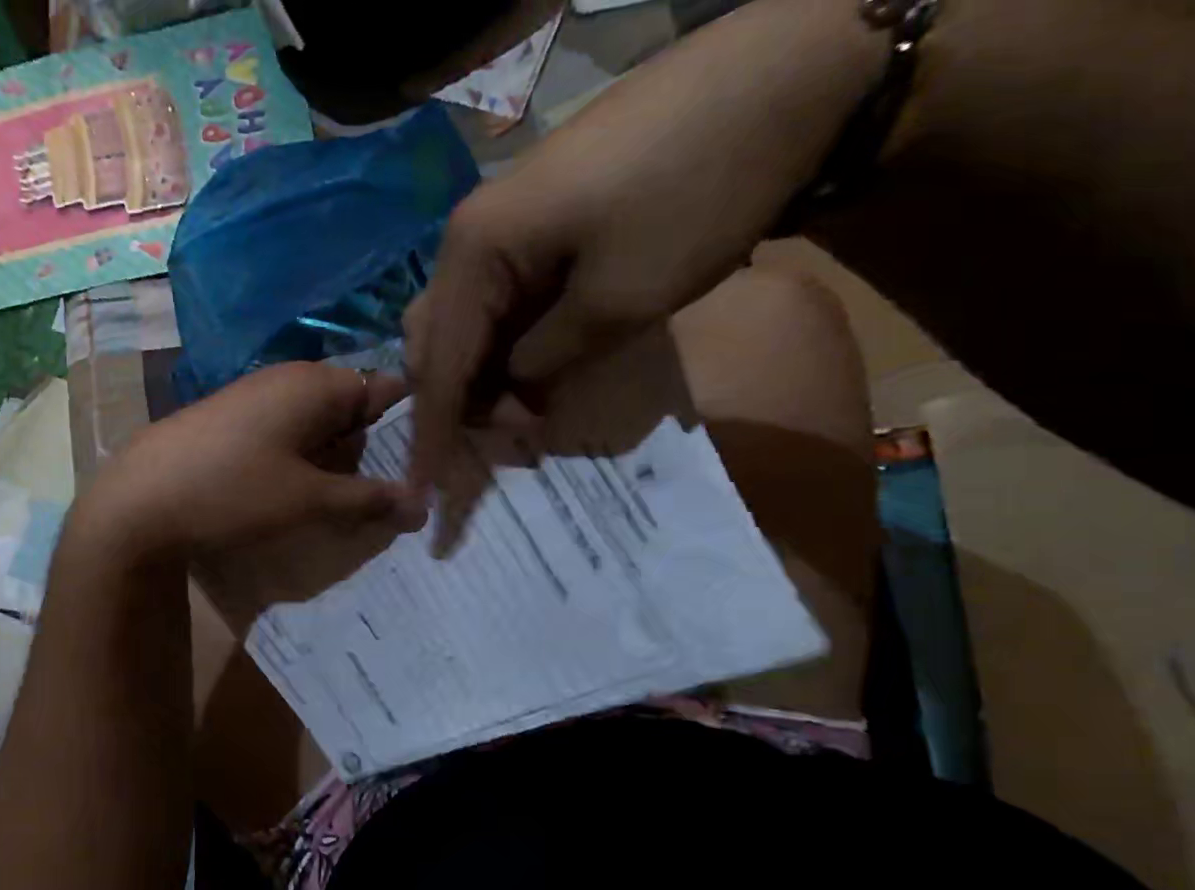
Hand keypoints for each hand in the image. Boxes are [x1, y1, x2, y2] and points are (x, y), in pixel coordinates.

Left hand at [84, 362, 424, 555]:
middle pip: (356, 405)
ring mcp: (259, 395)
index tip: (430, 459)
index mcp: (318, 384)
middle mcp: (291, 378)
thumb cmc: (233, 491)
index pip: (388, 387)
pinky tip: (302, 488)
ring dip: (341, 455)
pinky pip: (291, 429)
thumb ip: (370, 499)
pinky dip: (308, 455)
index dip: (412, 422)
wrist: (136, 503)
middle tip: (394, 488)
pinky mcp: (236, 417)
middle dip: (376, 445)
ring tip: (352, 496)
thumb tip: (422, 505)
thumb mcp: (310, 501)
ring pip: (323, 420)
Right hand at [402, 0, 883, 491]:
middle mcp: (471, 237)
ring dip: (487, 377)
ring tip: (527, 415)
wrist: (766, 89)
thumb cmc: (687, 200)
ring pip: (471, 322)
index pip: (438, 364)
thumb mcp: (615, 305)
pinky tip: (537, 371)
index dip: (433, 435)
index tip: (427, 496)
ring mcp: (505, 226)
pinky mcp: (539, 226)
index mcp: (474, 252)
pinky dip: (514, 346)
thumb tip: (511, 396)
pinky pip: (506, 300)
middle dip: (459, 403)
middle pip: (438, 341)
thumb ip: (544, 362)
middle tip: (508, 443)